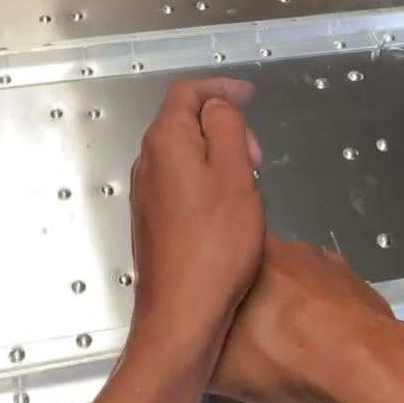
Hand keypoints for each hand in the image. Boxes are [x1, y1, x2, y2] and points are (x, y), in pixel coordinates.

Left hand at [127, 79, 264, 363]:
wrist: (182, 313)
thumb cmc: (216, 244)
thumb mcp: (235, 173)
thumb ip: (226, 127)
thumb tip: (216, 106)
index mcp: (164, 142)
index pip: (186, 93)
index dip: (220, 89)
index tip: (250, 96)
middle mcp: (147, 163)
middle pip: (184, 122)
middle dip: (224, 126)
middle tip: (256, 157)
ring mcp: (147, 194)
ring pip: (184, 155)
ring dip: (218, 156)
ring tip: (248, 184)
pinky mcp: (153, 222)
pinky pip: (180, 183)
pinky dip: (207, 181)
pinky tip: (228, 210)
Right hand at [210, 237, 402, 402]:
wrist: (360, 363)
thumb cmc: (280, 357)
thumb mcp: (217, 371)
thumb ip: (193, 354)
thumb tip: (184, 353)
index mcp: (247, 257)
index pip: (219, 262)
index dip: (214, 290)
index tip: (213, 316)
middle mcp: (284, 247)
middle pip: (257, 271)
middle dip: (252, 298)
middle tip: (247, 334)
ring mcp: (323, 260)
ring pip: (294, 281)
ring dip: (290, 304)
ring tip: (288, 342)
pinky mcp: (354, 279)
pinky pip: (327, 293)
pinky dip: (323, 312)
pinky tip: (323, 341)